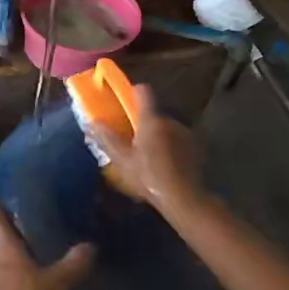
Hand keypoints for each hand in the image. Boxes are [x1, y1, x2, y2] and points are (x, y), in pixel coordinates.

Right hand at [90, 85, 207, 212]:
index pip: (143, 92)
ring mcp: (185, 133)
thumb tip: (92, 122)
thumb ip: (107, 139)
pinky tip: (166, 165)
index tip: (125, 102)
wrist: (183, 197)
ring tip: (150, 158)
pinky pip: (178, 139)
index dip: (133, 92)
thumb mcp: (122, 160)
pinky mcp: (196, 146)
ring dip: (158, 136)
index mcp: (150, 120)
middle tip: (133, 143)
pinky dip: (171, 146)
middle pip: (153, 114)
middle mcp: (169, 120)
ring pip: (166, 128)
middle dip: (143, 124)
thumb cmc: (148, 177)